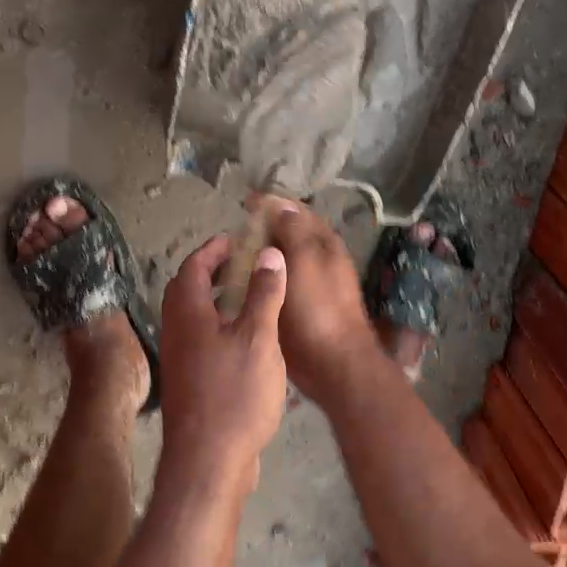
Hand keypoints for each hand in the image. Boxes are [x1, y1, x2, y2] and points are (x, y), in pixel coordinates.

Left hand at [158, 234, 288, 485]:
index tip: (235, 240)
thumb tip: (268, 253)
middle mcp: (176, 333)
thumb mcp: (259, 337)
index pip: (193, 267)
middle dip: (211, 272)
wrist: (207, 465)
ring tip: (249, 298)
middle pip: (186, 291)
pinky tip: (246, 342)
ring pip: (193, 318)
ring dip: (216, 301)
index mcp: (188, 314)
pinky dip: (218, 328)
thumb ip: (264, 294)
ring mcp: (180, 361)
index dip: (213, 250)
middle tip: (241, 265)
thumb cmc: (234, 394)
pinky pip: (200, 341)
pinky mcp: (188, 385)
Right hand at [247, 194, 377, 402]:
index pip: (295, 211)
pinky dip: (260, 278)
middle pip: (287, 233)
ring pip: (280, 259)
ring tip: (232, 256)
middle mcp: (318, 258)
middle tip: (233, 233)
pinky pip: (276, 283)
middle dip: (262, 228)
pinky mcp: (298, 307)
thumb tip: (281, 206)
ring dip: (260, 254)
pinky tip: (241, 284)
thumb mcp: (305, 259)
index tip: (243, 203)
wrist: (334, 363)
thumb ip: (293, 229)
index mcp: (323, 242)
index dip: (271, 203)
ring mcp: (309, 284)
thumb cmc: (319, 307)